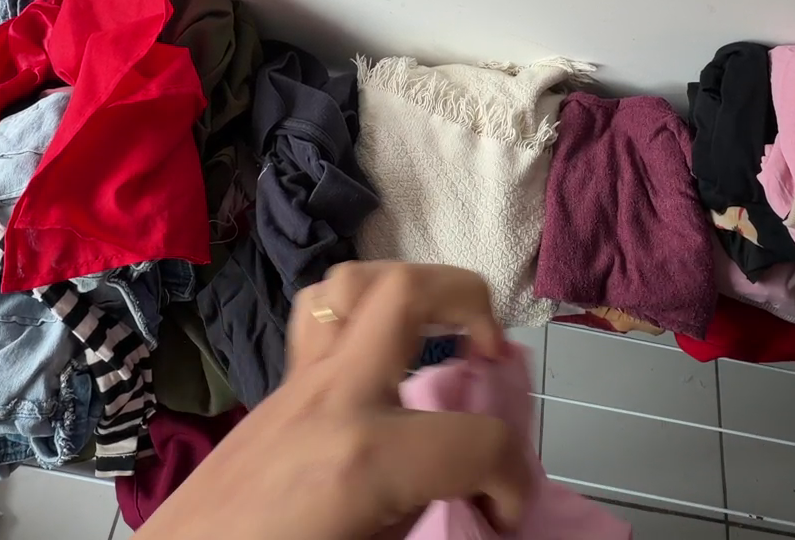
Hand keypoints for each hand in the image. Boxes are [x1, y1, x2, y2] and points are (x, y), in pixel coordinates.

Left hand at [136, 261, 533, 539]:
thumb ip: (426, 515)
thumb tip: (471, 497)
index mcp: (362, 458)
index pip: (475, 442)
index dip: (513, 478)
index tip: (506, 510)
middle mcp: (333, 394)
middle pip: (408, 292)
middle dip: (471, 302)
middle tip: (491, 353)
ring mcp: (301, 378)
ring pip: (356, 280)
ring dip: (413, 287)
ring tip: (440, 328)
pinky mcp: (281, 382)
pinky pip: (320, 309)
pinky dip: (360, 305)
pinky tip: (379, 345)